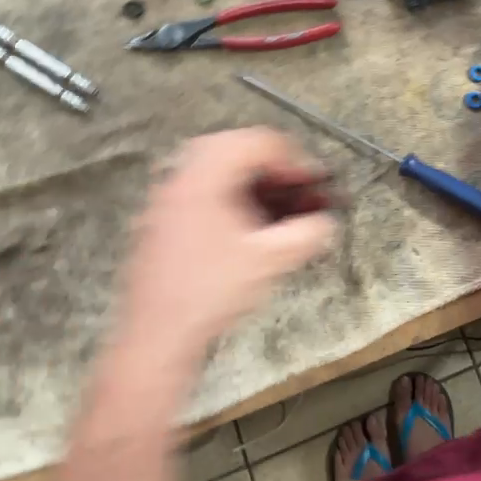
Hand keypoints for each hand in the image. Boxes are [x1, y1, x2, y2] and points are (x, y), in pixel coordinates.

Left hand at [116, 129, 338, 363]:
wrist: (156, 338)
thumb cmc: (210, 294)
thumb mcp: (271, 260)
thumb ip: (308, 233)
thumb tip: (325, 222)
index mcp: (203, 175)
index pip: (257, 142)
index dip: (294, 159)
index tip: (315, 184)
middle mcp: (179, 179)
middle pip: (236, 150)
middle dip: (275, 169)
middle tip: (300, 190)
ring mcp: (166, 202)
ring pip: (218, 174)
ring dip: (256, 186)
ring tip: (284, 212)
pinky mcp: (162, 226)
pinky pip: (203, 196)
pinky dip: (234, 202)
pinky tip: (254, 233)